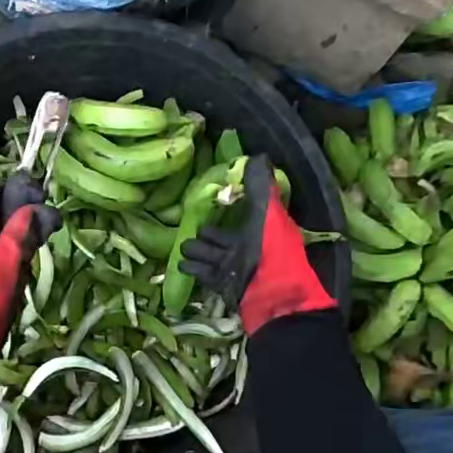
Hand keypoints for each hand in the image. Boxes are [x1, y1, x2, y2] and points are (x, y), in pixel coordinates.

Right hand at [181, 155, 335, 334]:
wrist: (272, 297)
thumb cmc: (270, 249)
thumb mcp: (266, 212)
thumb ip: (260, 185)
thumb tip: (257, 155)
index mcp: (261, 229)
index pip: (243, 216)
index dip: (230, 208)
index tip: (213, 199)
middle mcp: (249, 248)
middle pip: (223, 239)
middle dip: (207, 234)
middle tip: (190, 227)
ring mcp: (236, 268)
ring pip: (212, 256)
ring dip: (197, 251)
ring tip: (181, 246)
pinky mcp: (225, 286)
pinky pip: (206, 275)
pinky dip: (194, 270)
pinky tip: (180, 265)